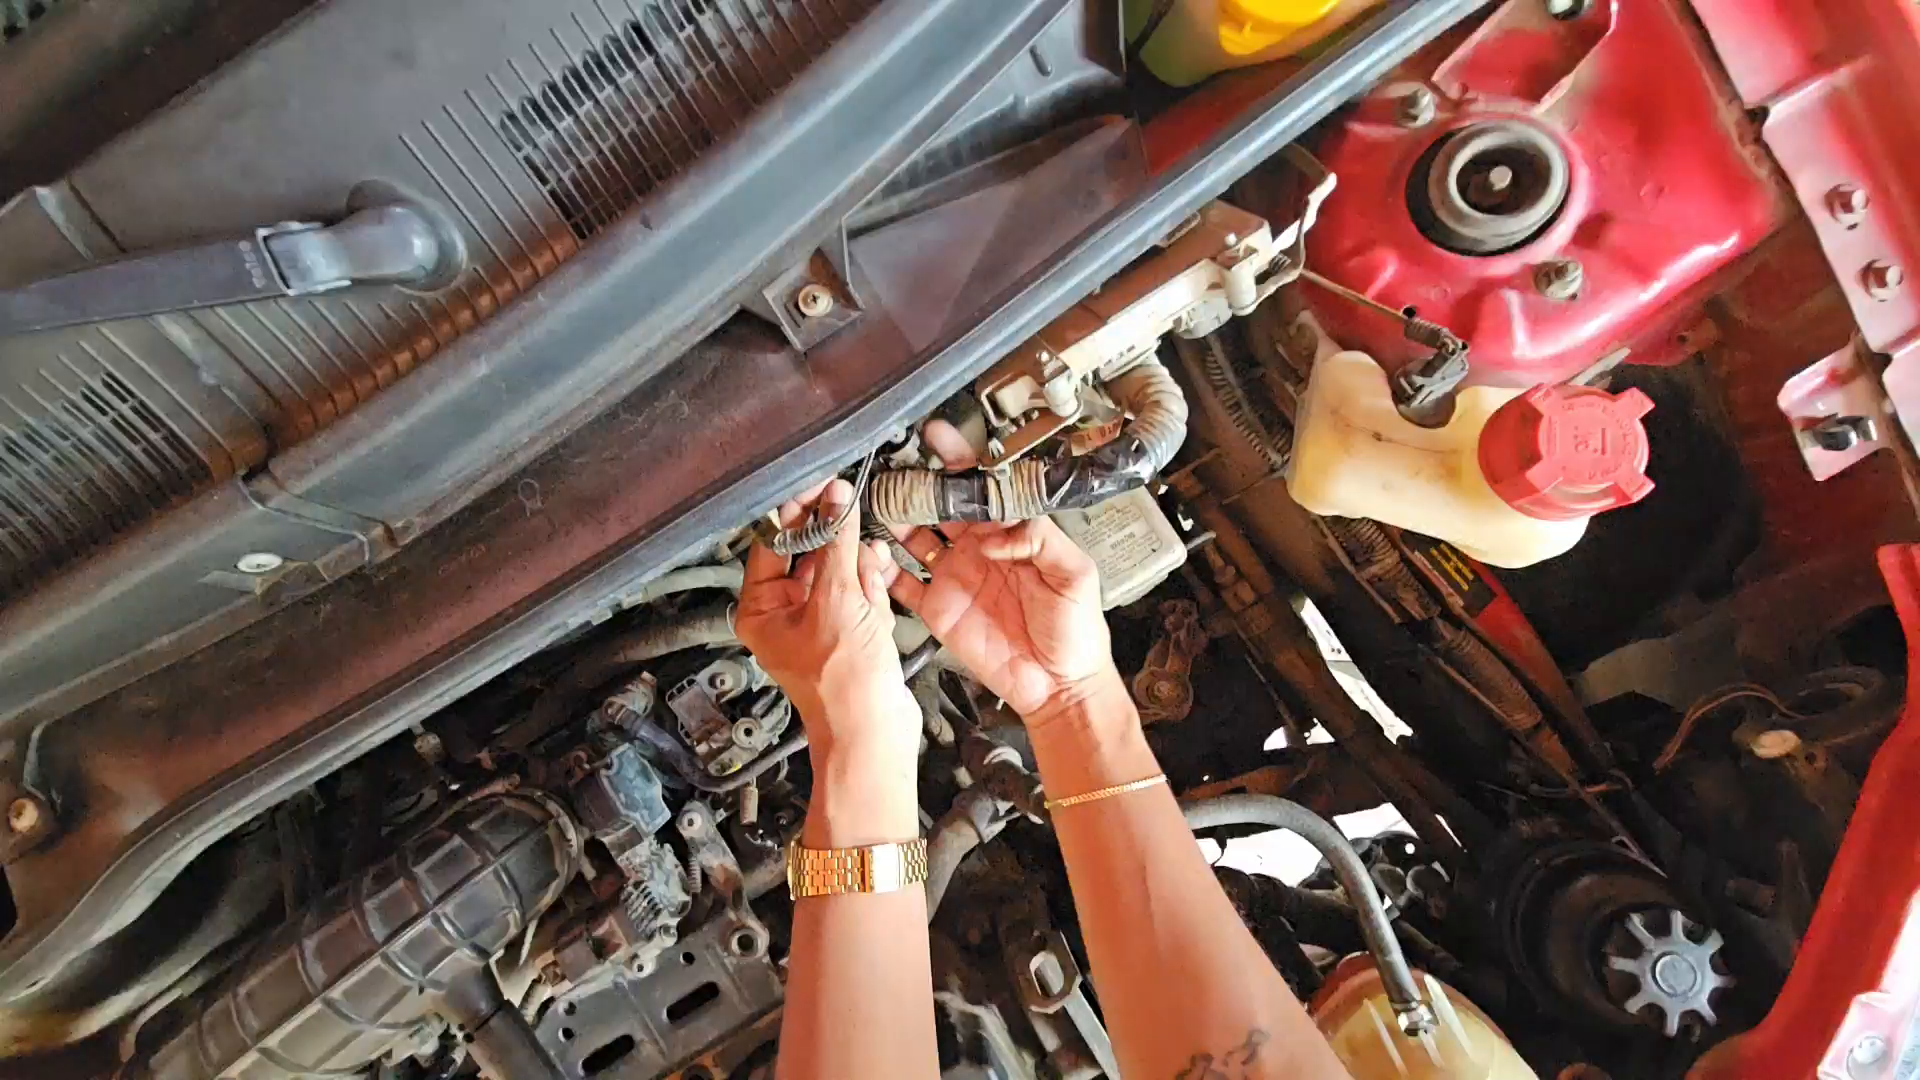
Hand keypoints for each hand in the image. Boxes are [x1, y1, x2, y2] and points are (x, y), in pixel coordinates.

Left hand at [737, 479, 917, 767]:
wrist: (875, 731)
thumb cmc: (843, 684)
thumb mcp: (837, 599)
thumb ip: (836, 543)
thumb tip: (835, 498)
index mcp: (761, 609)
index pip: (773, 541)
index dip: (798, 509)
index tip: (822, 483)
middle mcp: (784, 614)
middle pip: (808, 553)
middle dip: (835, 540)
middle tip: (851, 507)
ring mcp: (818, 622)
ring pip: (837, 571)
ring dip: (856, 566)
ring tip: (868, 567)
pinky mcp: (847, 631)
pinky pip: (856, 593)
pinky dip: (868, 588)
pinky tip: (875, 588)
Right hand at [881, 425, 1122, 729]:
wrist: (1060, 683)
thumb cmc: (1075, 630)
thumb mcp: (1075, 574)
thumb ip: (1041, 539)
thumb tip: (999, 529)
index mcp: (1010, 535)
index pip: (981, 488)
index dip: (959, 462)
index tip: (940, 440)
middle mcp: (977, 549)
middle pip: (940, 506)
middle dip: (918, 485)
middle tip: (898, 470)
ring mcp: (954, 577)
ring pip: (914, 537)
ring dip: (896, 518)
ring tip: (879, 501)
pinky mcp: (938, 609)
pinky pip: (903, 584)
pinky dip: (883, 569)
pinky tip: (871, 554)